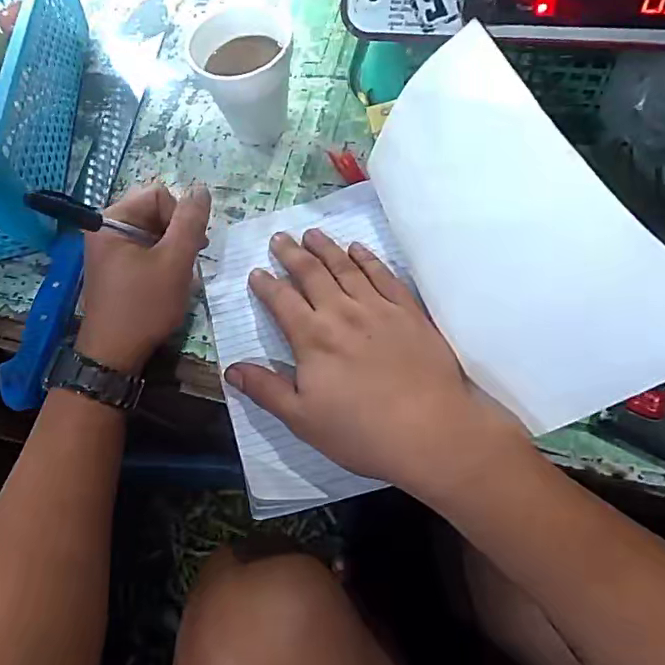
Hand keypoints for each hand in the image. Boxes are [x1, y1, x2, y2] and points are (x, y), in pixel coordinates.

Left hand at [75, 183, 211, 371]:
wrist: (114, 354)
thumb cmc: (144, 306)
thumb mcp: (174, 262)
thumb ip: (190, 222)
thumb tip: (200, 189)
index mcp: (111, 219)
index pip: (158, 194)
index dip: (180, 216)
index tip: (189, 247)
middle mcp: (106, 228)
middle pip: (156, 210)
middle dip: (177, 232)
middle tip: (188, 261)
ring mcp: (109, 248)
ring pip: (155, 231)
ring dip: (173, 248)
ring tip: (179, 275)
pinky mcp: (116, 266)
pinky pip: (146, 249)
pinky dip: (163, 260)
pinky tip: (169, 281)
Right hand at [226, 230, 526, 500]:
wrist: (432, 431)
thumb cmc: (362, 432)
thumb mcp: (303, 420)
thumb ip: (266, 390)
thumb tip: (231, 369)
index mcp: (312, 338)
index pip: (281, 300)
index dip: (266, 284)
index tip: (257, 272)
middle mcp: (342, 313)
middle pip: (312, 273)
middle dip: (292, 254)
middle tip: (280, 238)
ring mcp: (378, 308)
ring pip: (346, 267)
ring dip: (326, 248)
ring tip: (312, 233)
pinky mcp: (409, 311)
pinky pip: (384, 275)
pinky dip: (368, 258)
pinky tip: (359, 249)